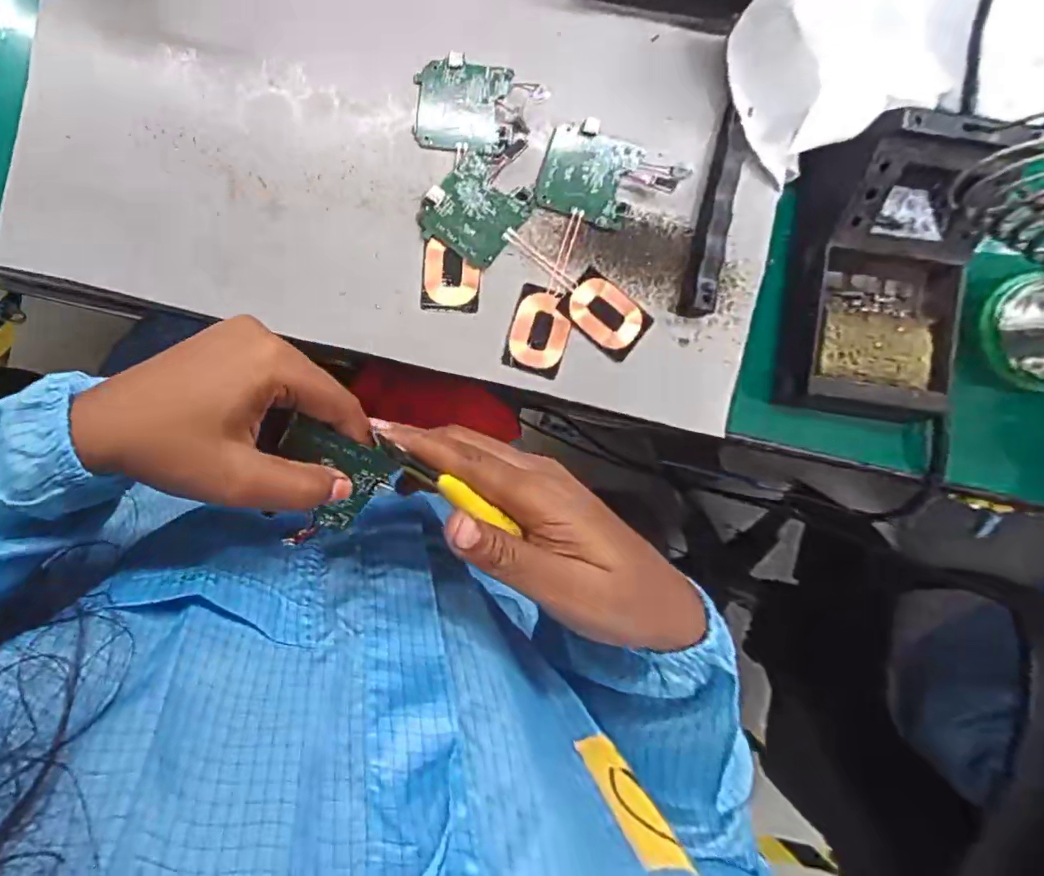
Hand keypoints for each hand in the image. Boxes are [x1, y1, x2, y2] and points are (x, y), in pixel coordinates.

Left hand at [70, 316, 372, 510]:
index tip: (360, 477)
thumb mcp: (240, 479)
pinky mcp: (216, 341)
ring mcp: (234, 333)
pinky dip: (268, 405)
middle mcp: (259, 334)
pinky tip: (254, 435)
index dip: (354, 441)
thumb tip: (344, 486)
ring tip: (279, 462)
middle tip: (312, 477)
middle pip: (311, 389)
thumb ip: (302, 486)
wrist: (101, 424)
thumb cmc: (170, 449)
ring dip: (291, 422)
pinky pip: (260, 373)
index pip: (337, 400)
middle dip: (318, 434)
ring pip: (286, 383)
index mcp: (270, 358)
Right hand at [375, 422, 705, 651]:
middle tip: (373, 445)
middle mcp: (537, 473)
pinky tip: (439, 477)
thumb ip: (503, 554)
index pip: (464, 457)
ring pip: (476, 448)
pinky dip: (453, 460)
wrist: (669, 611)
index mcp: (537, 491)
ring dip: (434, 447)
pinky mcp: (543, 490)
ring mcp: (541, 478)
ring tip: (394, 458)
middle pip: (466, 442)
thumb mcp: (560, 589)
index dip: (417, 443)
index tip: (376, 433)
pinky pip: (487, 462)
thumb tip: (450, 521)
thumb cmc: (617, 604)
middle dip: (418, 438)